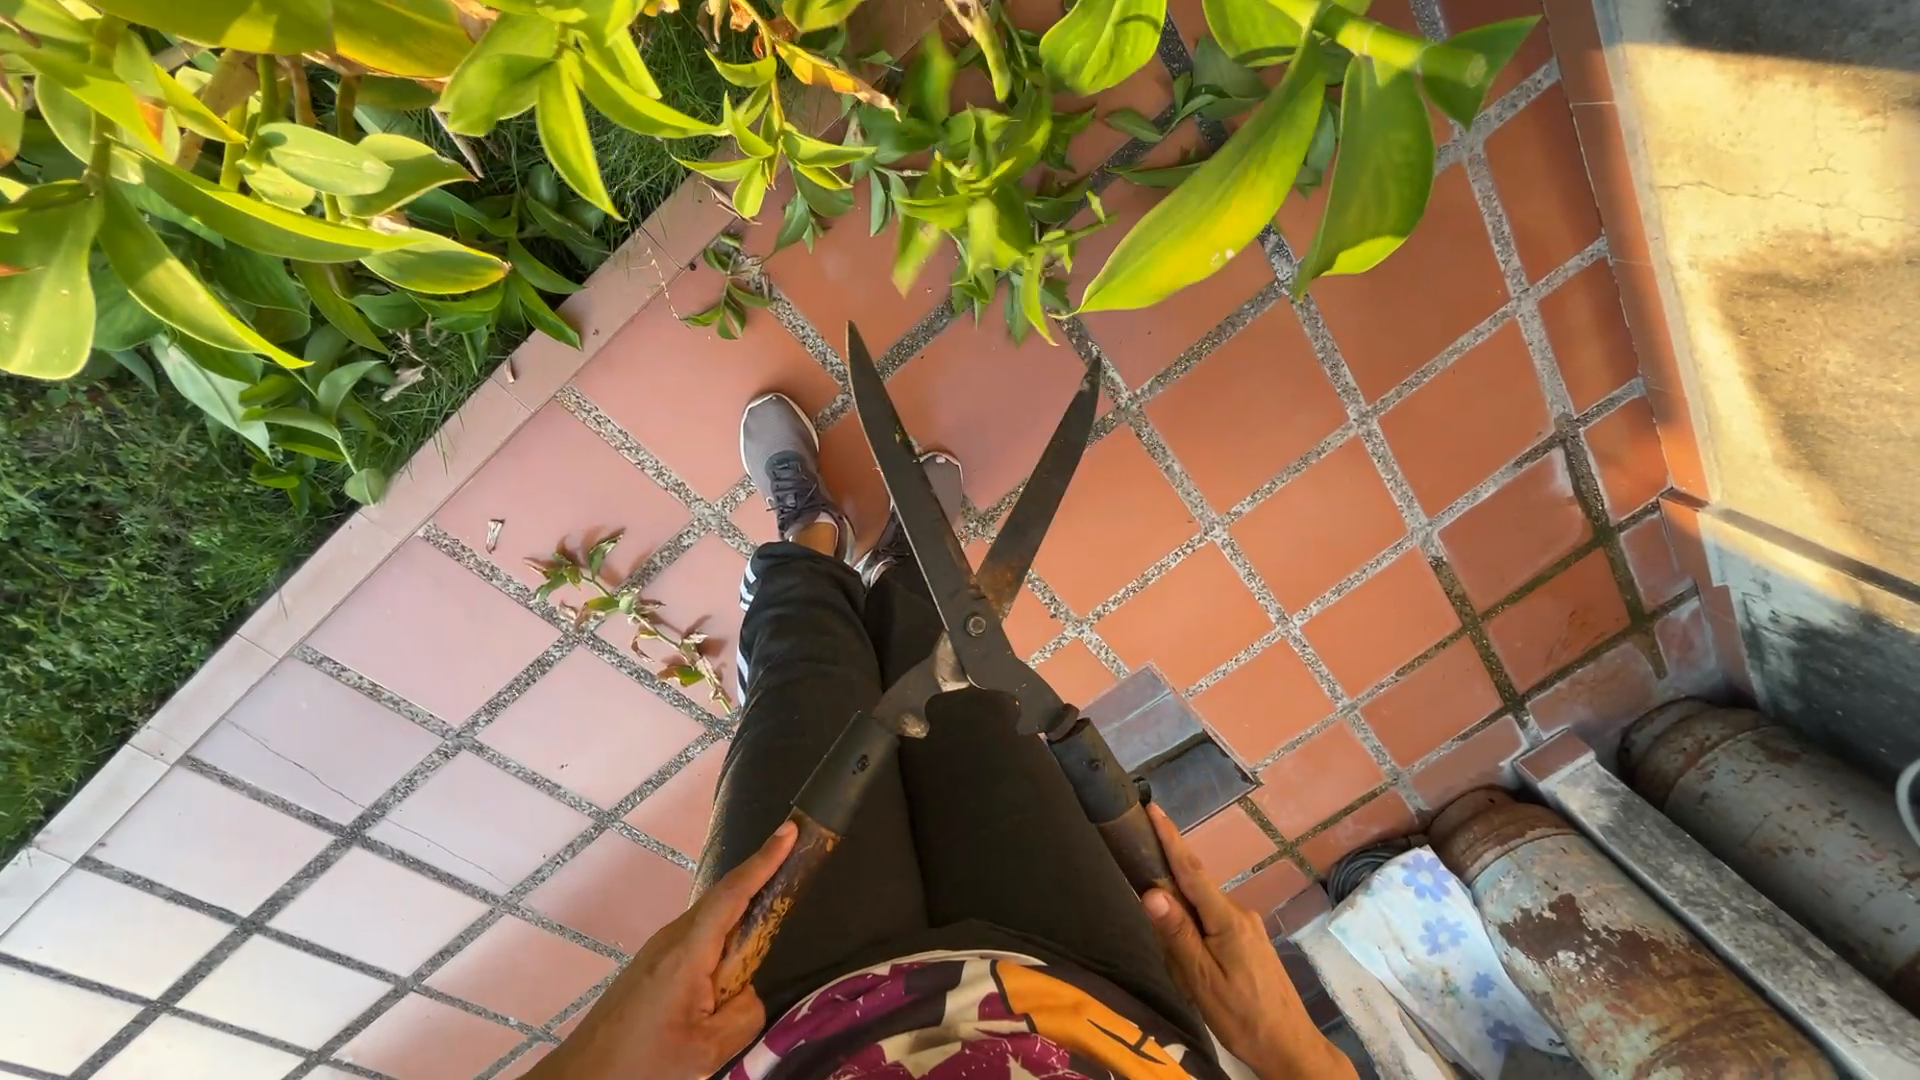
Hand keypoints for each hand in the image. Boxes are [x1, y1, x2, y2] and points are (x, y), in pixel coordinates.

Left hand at [529, 821, 797, 1079]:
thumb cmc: (641, 1065)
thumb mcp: (706, 1052)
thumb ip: (744, 1014)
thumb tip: (749, 991)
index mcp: (688, 953)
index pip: (734, 894)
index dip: (764, 860)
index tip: (790, 829)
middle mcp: (672, 939)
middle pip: (725, 898)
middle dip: (759, 879)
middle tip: (794, 867)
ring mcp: (659, 950)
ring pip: (712, 922)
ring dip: (740, 922)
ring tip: (760, 943)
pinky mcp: (652, 966)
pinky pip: (699, 940)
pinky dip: (722, 943)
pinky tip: (725, 976)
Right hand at [1141, 804, 1353, 1079]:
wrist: (1293, 1052)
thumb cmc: (1244, 1018)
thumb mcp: (1202, 981)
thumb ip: (1177, 934)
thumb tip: (1151, 891)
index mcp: (1226, 918)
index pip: (1190, 869)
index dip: (1169, 838)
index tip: (1152, 808)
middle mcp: (1238, 913)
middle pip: (1191, 892)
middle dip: (1170, 907)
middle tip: (1169, 953)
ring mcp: (1246, 927)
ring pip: (1200, 914)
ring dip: (1184, 936)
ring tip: (1189, 980)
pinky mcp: (1248, 942)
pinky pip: (1211, 927)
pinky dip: (1197, 943)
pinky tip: (1200, 976)